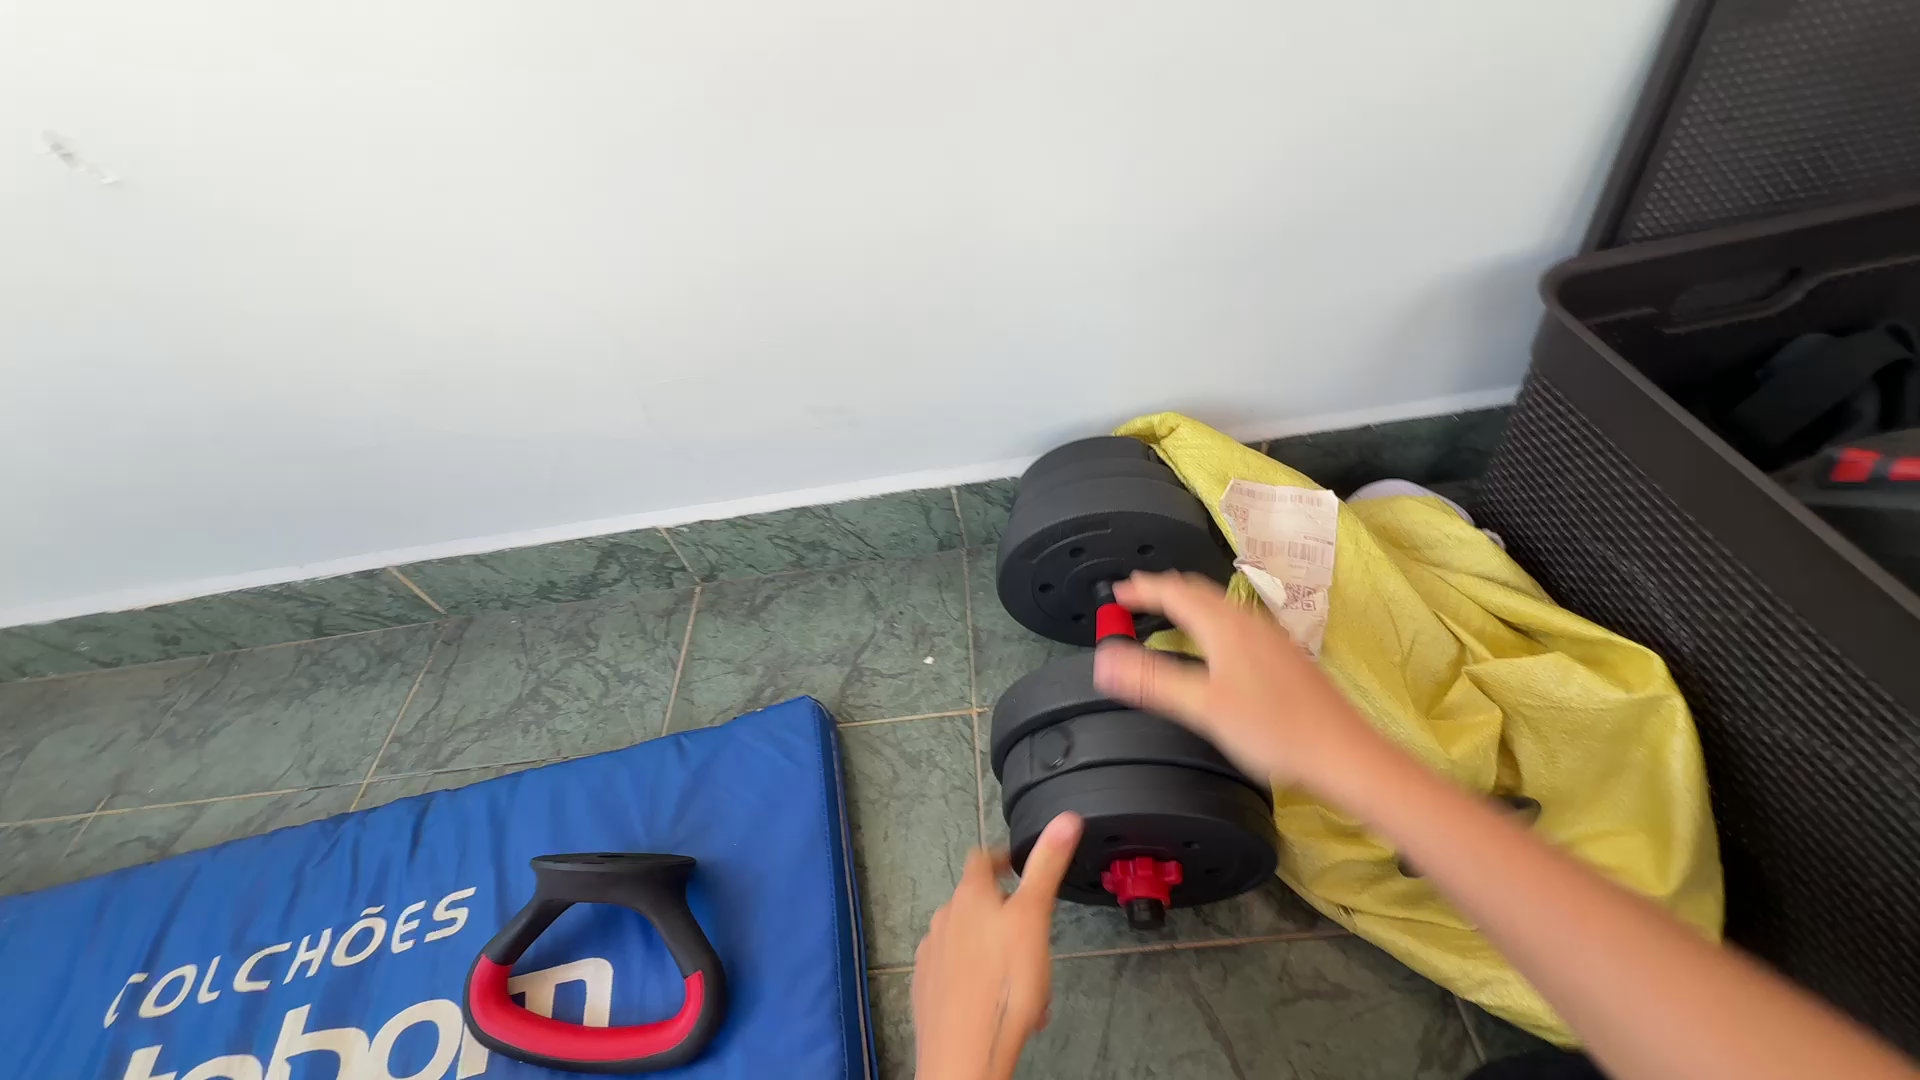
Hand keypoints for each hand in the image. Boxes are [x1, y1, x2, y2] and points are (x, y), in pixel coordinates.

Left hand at [911, 812, 1082, 1079]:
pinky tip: (997, 1004)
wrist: (964, 1053)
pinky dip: (977, 980)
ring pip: (968, 942)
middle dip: (1005, 916)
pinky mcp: (925, 990)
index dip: (1001, 857)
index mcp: (969, 894)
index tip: (1018, 868)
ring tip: (1023, 982)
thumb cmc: (1005, 981)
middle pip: (977, 903)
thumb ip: (1048, 865)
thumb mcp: (1035, 916)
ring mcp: (930, 954)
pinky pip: (955, 975)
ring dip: (993, 952)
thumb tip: (1067, 817)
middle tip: (1033, 939)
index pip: (981, 857)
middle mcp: (943, 916)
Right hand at [1091, 571, 1377, 791]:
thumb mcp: (1202, 707)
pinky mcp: (1282, 653)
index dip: (1142, 589)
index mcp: (1225, 626)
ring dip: (1188, 600)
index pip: (1174, 592)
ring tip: (1167, 609)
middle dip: (1164, 588)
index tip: (1117, 592)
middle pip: (1199, 591)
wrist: (1344, 754)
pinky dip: (1209, 616)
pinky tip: (1213, 640)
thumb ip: (1151, 680)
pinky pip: (1235, 619)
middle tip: (1136, 594)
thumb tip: (1103, 659)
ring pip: (1220, 604)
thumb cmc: (1273, 730)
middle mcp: (1248, 621)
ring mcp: (1269, 635)